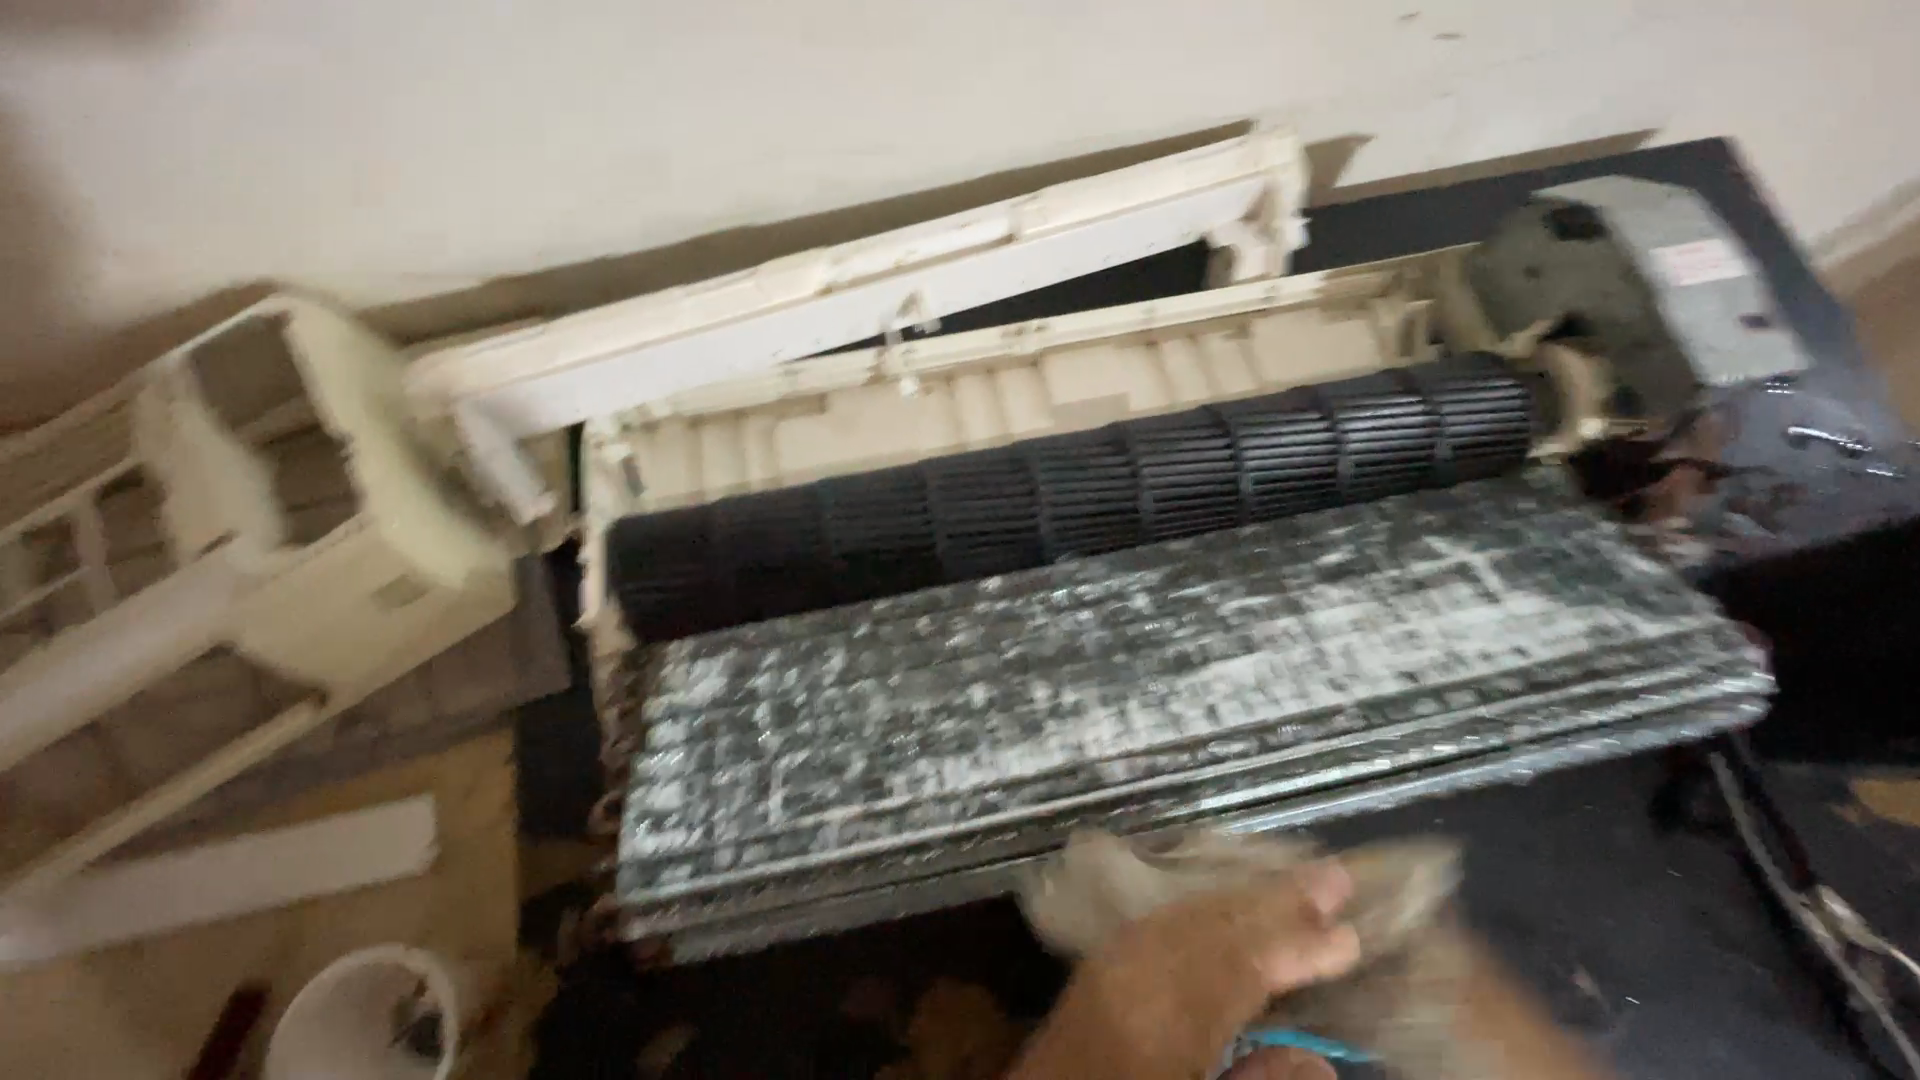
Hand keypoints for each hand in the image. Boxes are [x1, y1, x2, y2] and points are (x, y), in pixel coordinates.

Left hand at [1009, 859, 1361, 1079]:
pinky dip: (1200, 913)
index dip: (1296, 946)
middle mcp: (1132, 978)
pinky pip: (1156, 925)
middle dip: (1274, 901)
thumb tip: (1318, 1063)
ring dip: (1240, 901)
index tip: (1350, 934)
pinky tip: (1222, 913)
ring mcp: (1106, 970)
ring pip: (1185, 918)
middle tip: (1333, 878)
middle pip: (1214, 927)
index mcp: (1161, 1021)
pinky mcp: (1093, 975)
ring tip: (1292, 888)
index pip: (1240, 966)